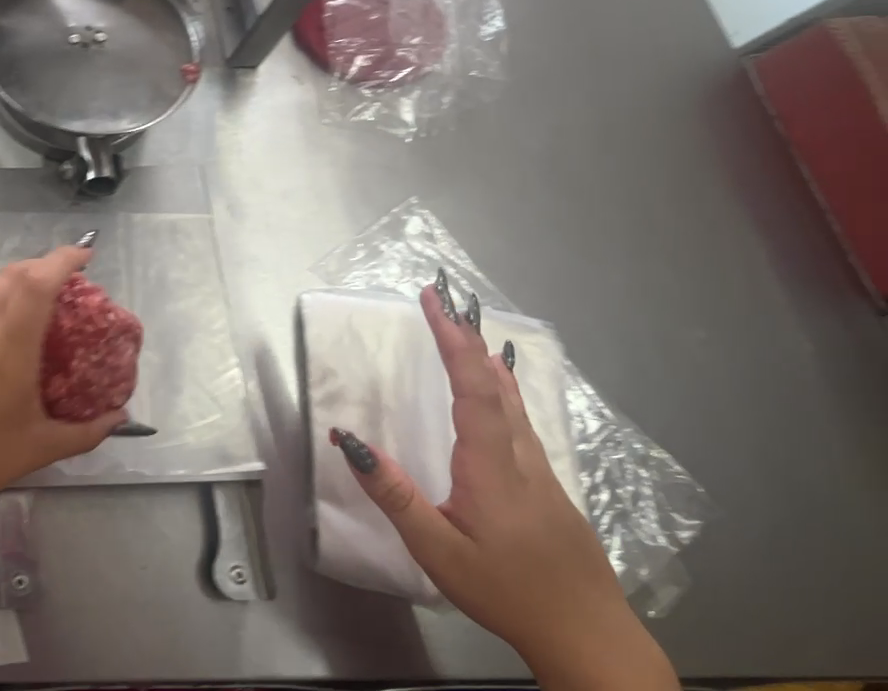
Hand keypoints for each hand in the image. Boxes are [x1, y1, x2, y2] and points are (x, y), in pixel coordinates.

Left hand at [0, 244, 125, 514]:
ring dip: (15, 279)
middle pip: (12, 275)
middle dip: (43, 266)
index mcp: (7, 344)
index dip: (61, 260)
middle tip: (68, 278)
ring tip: (36, 294)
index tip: (84, 255)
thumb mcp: (40, 447)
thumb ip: (86, 431)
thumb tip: (120, 419)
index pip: (36, 282)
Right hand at [330, 281, 676, 689]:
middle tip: (444, 300)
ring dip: (486, 359)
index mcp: (492, 466)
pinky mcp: (548, 489)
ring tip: (466, 330)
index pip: (473, 389)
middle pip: (498, 385)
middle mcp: (521, 458)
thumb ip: (394, 493)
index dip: (453, 341)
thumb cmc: (507, 591)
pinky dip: (501, 388)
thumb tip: (348, 439)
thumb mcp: (437, 548)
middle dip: (467, 337)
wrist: (589, 638)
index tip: (433, 302)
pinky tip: (500, 393)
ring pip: (514, 402)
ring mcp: (541, 473)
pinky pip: (520, 421)